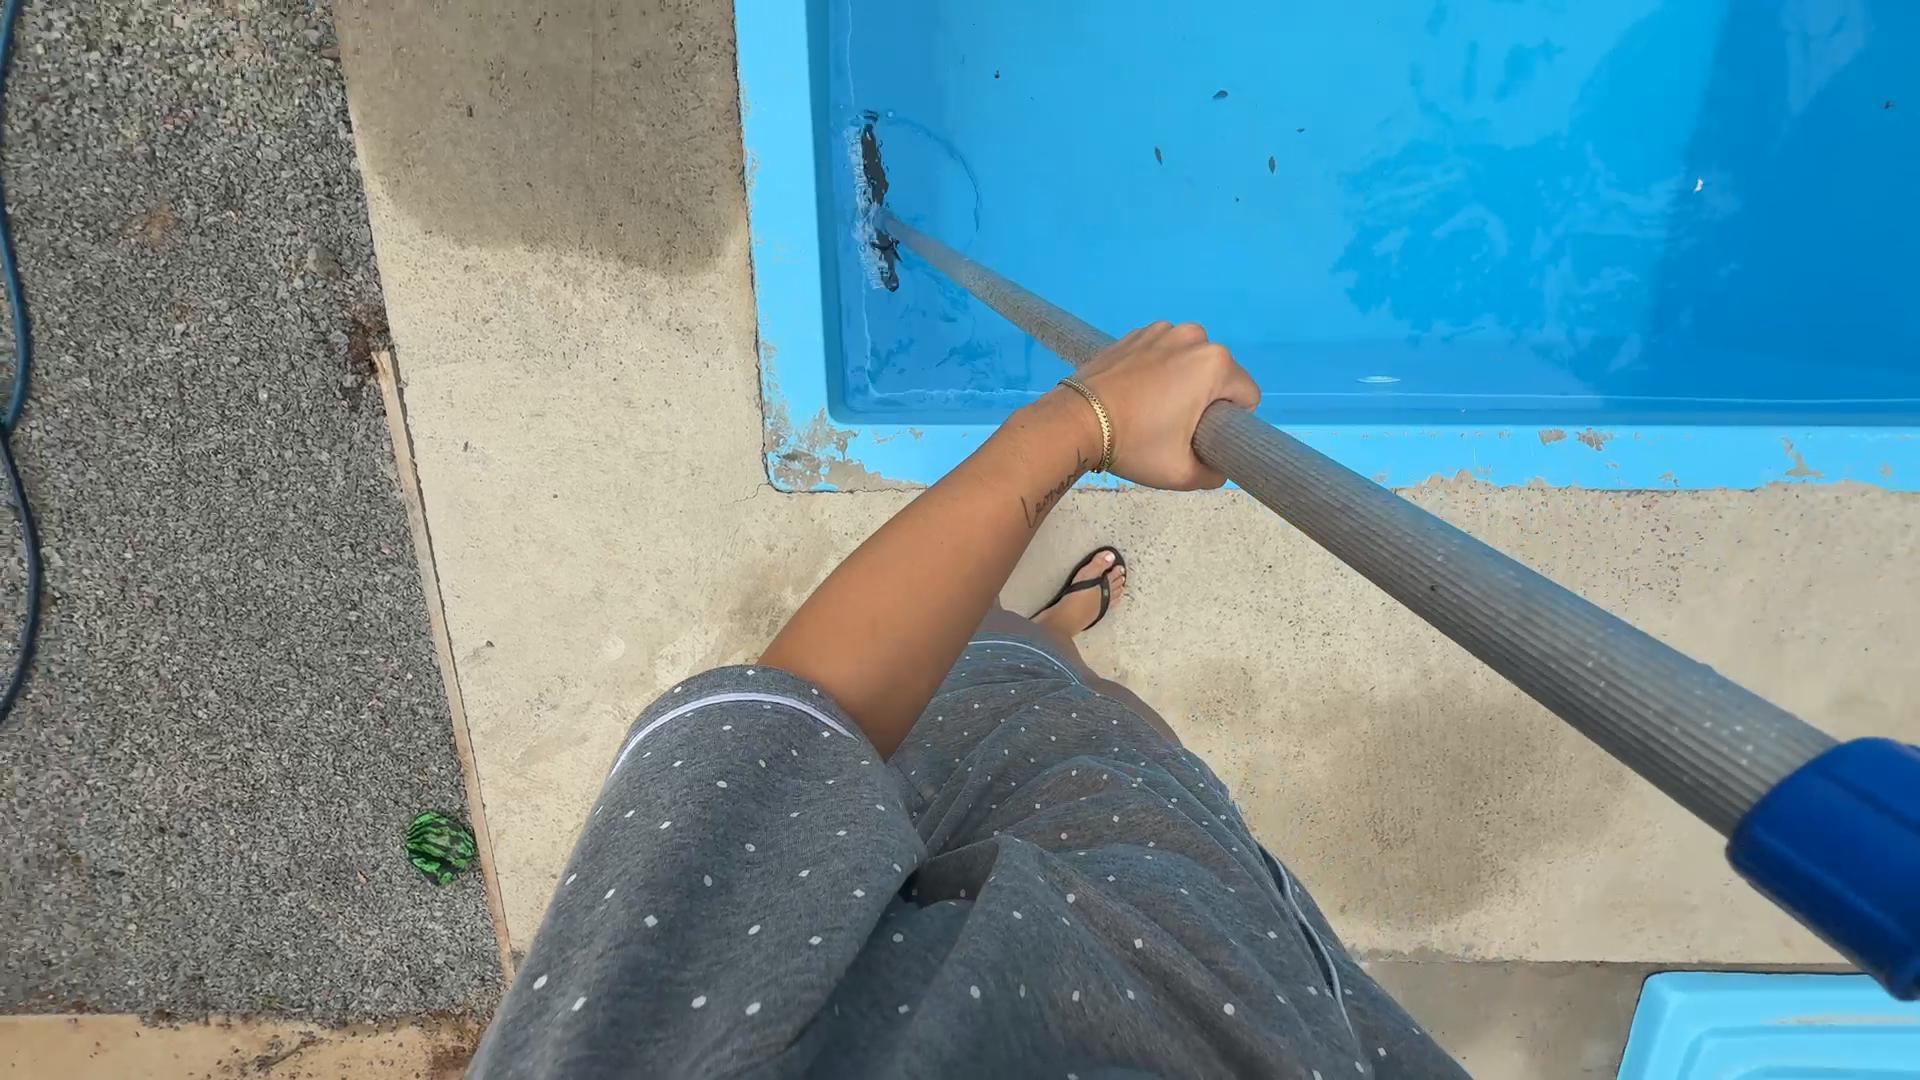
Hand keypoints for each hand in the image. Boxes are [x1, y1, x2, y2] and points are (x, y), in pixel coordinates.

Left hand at [1071, 321, 1260, 489]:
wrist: (1075, 421)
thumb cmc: (1134, 444)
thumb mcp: (1181, 473)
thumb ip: (1214, 474)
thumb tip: (1220, 469)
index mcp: (1215, 363)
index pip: (1247, 396)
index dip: (1230, 422)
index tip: (1199, 436)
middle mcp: (1193, 337)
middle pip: (1218, 376)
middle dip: (1205, 400)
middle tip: (1171, 426)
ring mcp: (1160, 330)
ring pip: (1189, 362)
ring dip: (1181, 382)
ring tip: (1150, 409)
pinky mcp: (1133, 334)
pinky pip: (1161, 354)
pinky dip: (1156, 370)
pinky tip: (1134, 393)